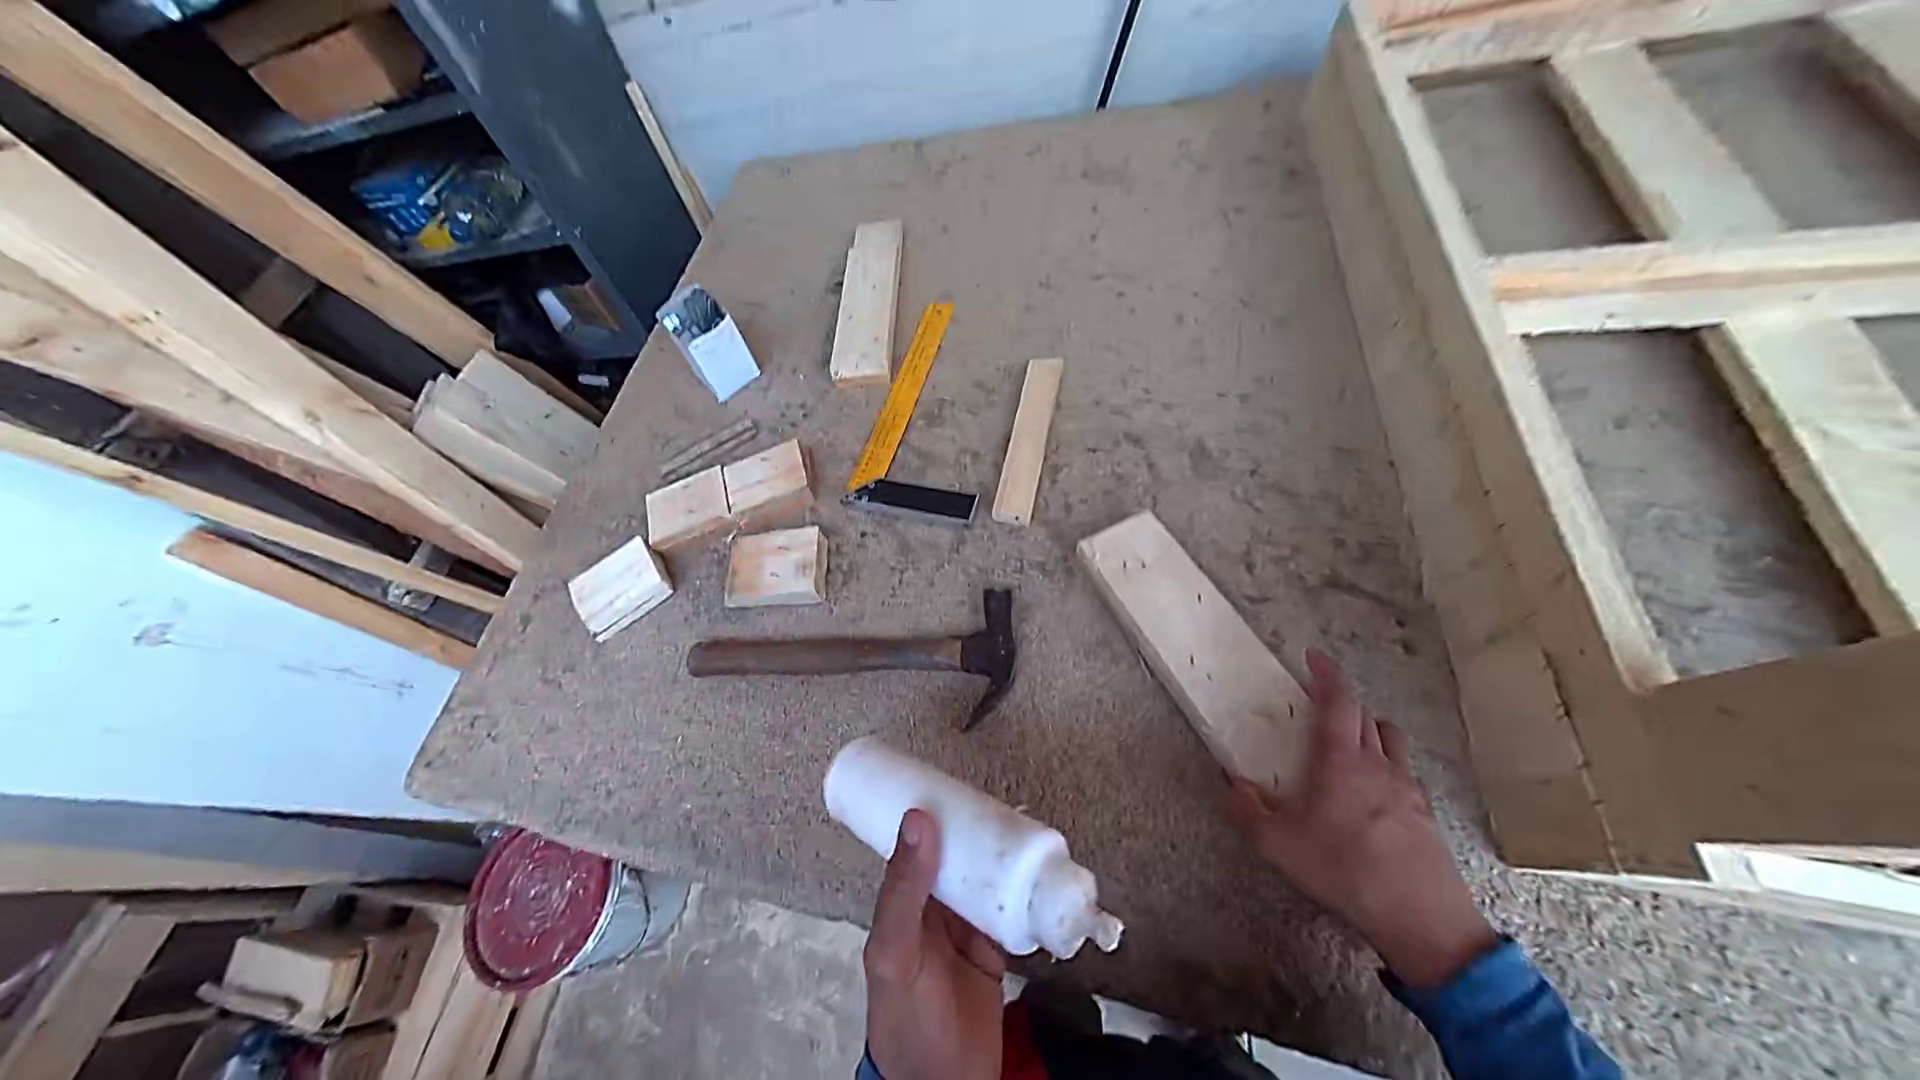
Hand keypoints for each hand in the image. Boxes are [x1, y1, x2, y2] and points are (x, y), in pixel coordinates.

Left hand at [863, 809, 1006, 1079]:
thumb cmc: (905, 1018)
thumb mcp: (895, 950)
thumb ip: (904, 891)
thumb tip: (919, 819)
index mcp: (905, 896)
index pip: (919, 841)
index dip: (936, 812)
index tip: (959, 784)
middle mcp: (936, 903)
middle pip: (960, 854)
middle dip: (982, 831)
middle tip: (1010, 808)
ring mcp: (968, 923)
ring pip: (988, 875)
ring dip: (1006, 856)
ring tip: (1032, 832)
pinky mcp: (996, 945)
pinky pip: (1012, 906)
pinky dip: (1026, 890)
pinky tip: (1042, 874)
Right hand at [1225, 649, 1496, 988]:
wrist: (1424, 920)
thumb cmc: (1346, 872)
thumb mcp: (1279, 846)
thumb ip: (1247, 812)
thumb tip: (1232, 787)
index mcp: (1342, 762)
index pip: (1338, 702)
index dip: (1326, 674)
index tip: (1313, 657)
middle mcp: (1378, 765)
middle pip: (1365, 714)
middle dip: (1341, 700)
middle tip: (1318, 702)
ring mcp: (1407, 788)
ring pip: (1389, 738)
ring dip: (1368, 727)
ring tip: (1347, 739)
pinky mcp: (1424, 813)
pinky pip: (1403, 770)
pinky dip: (1385, 762)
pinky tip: (1372, 788)